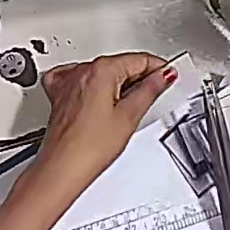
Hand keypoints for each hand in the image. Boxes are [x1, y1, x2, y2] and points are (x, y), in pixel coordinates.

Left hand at [32, 52, 175, 193]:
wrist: (61, 169)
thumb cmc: (89, 148)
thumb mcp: (130, 116)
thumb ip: (150, 90)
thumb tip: (164, 75)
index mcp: (102, 70)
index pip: (140, 59)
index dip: (159, 69)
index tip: (168, 76)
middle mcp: (82, 71)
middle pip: (121, 65)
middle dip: (139, 78)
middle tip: (154, 96)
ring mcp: (69, 82)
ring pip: (102, 73)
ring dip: (118, 84)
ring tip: (127, 108)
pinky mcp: (60, 95)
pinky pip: (79, 80)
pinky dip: (93, 86)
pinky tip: (100, 97)